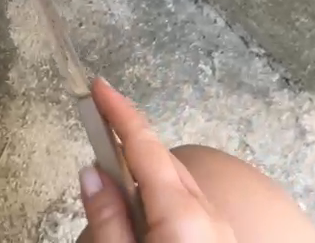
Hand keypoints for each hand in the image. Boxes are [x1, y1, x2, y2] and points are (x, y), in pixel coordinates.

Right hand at [80, 79, 235, 242]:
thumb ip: (107, 217)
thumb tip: (91, 173)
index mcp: (181, 211)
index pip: (144, 144)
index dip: (119, 111)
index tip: (98, 85)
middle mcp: (209, 213)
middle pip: (162, 163)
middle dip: (128, 147)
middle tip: (94, 139)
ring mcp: (223, 231)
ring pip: (178, 186)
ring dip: (145, 178)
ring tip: (115, 192)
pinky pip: (191, 208)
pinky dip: (164, 199)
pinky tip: (147, 220)